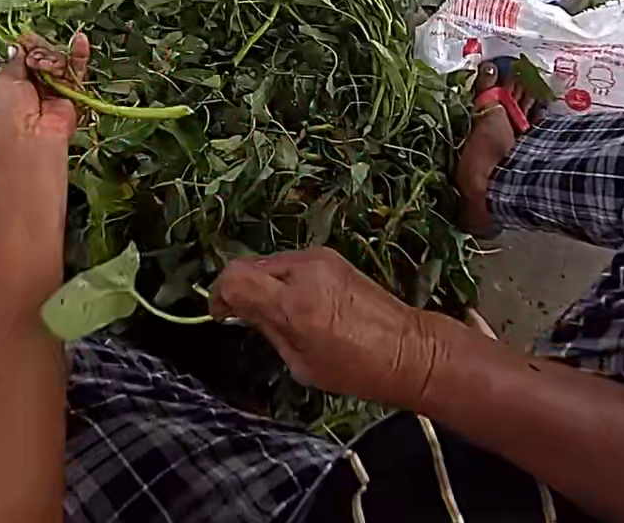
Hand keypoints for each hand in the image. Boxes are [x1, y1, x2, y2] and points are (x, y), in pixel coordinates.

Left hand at [0, 30, 89, 153]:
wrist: (31, 138)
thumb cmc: (7, 113)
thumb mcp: (2, 81)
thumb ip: (13, 61)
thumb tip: (18, 46)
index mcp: (7, 84)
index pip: (20, 58)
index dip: (25, 47)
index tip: (26, 39)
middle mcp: (31, 86)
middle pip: (41, 56)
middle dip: (40, 52)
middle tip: (36, 58)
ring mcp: (52, 88)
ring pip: (58, 62)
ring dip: (54, 58)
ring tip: (49, 66)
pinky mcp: (72, 92)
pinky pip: (76, 70)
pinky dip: (79, 55)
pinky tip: (80, 40)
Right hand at [210, 247, 454, 410]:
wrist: (404, 346)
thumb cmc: (352, 368)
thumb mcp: (299, 361)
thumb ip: (267, 327)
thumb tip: (240, 308)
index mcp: (294, 302)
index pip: (235, 276)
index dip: (219, 294)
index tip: (222, 314)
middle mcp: (304, 269)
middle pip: (249, 265)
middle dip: (241, 290)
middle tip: (247, 318)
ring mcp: (319, 257)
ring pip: (270, 262)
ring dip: (263, 283)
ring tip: (278, 314)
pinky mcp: (330, 255)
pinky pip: (291, 262)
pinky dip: (283, 279)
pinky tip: (299, 303)